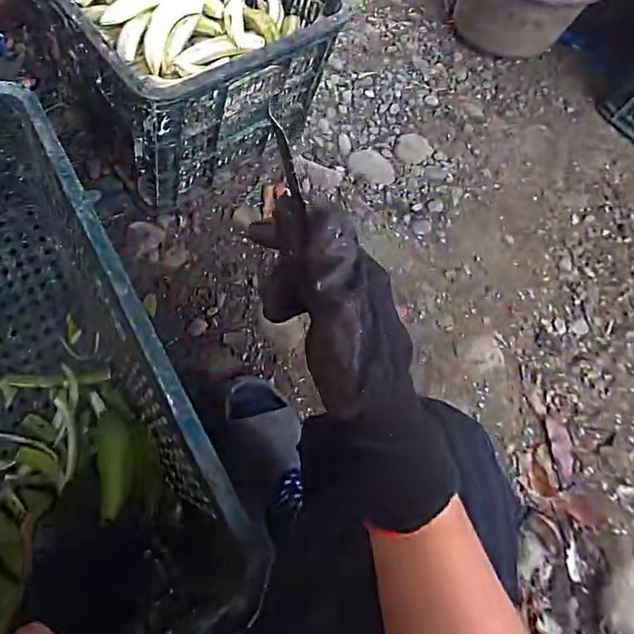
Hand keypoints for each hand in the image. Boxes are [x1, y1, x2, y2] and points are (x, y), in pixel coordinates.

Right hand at [246, 199, 455, 531]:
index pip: (327, 225)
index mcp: (360, 271)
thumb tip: (319, 214)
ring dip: (286, 281)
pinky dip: (296, 296)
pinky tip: (287, 315)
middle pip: (317, 245)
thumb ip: (327, 267)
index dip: (292, 220)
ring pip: (313, 269)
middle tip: (256, 257)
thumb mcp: (336, 315)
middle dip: (284, 254)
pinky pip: (316, 290)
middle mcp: (361, 276)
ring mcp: (356, 296)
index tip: (258, 227)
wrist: (378, 419)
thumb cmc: (353, 367)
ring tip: (274, 311)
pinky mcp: (348, 315)